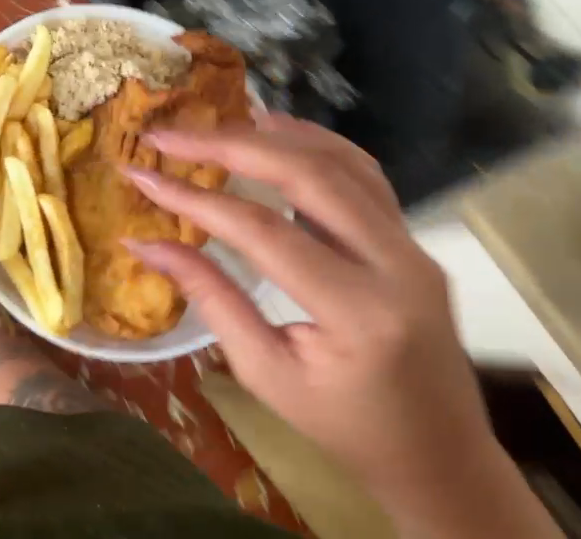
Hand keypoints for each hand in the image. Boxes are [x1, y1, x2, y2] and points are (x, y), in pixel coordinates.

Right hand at [121, 116, 511, 513]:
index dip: (195, 199)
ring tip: (211, 124)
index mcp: (359, 311)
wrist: (440, 455)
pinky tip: (272, 133)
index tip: (140, 175)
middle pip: (307, 175)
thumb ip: (209, 297)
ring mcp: (414, 246)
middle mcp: (398, 265)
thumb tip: (143, 244)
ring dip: (271, 134)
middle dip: (228, 145)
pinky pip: (363, 173)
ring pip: (341, 162)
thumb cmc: (344, 424)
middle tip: (166, 135)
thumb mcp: (265, 372)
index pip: (263, 231)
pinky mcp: (412, 239)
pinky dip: (312, 143)